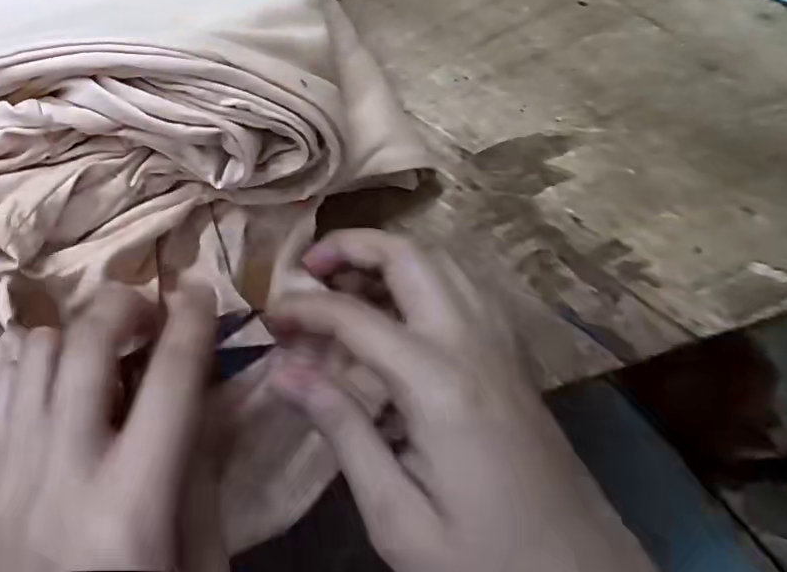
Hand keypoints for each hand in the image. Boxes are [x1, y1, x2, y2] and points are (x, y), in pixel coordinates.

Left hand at [0, 284, 216, 571]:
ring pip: (36, 349)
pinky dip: (34, 363)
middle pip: (88, 345)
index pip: (168, 383)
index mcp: (131, 509)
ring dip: (76, 334)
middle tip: (149, 312)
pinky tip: (59, 381)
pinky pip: (1, 381)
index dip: (189, 324)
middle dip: (124, 307)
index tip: (199, 288)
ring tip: (104, 351)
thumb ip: (202, 467)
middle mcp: (62, 473)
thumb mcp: (198, 565)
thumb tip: (217, 383)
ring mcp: (13, 468)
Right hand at [266, 230, 654, 571]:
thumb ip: (341, 431)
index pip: (351, 314)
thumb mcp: (400, 518)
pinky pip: (465, 289)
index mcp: (439, 383)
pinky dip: (421, 276)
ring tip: (346, 282)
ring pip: (443, 262)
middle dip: (348, 246)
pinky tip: (398, 309)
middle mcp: (474, 348)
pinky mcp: (516, 366)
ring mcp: (503, 352)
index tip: (269, 319)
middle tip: (307, 269)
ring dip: (387, 256)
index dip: (301, 308)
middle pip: (408, 256)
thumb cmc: (487, 563)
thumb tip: (281, 370)